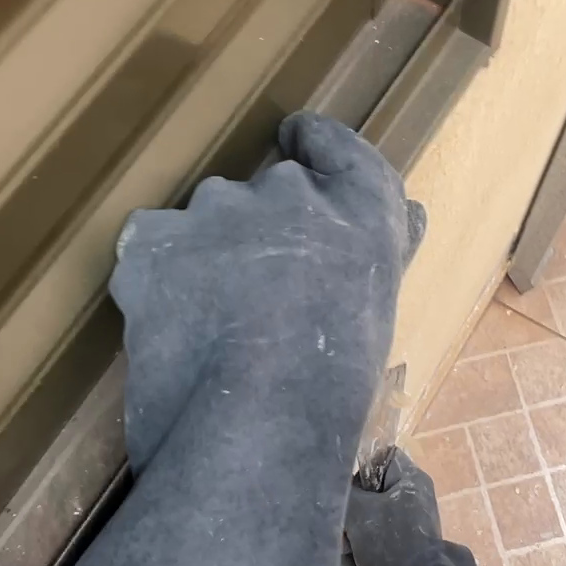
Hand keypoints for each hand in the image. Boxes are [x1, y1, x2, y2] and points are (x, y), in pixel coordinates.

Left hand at [111, 113, 423, 468]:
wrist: (260, 423)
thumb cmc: (338, 384)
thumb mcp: (377, 312)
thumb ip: (387, 251)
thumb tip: (413, 213)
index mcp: (358, 207)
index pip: (338, 147)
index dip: (316, 143)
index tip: (299, 141)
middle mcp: (287, 190)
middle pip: (265, 195)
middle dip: (261, 231)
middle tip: (258, 292)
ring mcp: (215, 210)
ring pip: (206, 223)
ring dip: (207, 256)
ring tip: (213, 325)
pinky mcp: (152, 242)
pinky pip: (152, 248)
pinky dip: (160, 279)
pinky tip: (176, 326)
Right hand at [340, 448, 482, 565]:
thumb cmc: (391, 546)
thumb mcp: (359, 511)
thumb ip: (341, 493)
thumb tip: (331, 487)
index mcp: (409, 481)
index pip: (379, 459)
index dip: (358, 472)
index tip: (345, 492)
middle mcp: (408, 503)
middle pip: (363, 499)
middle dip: (346, 523)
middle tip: (343, 536)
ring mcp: (401, 533)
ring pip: (359, 531)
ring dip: (347, 550)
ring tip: (351, 564)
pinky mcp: (394, 560)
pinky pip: (365, 555)